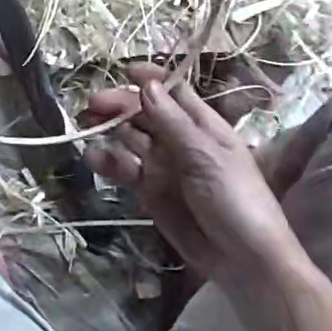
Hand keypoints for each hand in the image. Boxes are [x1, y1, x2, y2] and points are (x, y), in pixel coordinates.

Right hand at [84, 63, 302, 277]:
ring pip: (132, 139)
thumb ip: (173, 122)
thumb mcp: (205, 155)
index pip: (173, 91)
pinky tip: (95, 159)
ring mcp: (164, 166)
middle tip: (92, 106)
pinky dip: (110, 163)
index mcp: (202, 124)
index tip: (124, 71)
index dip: (150, 79)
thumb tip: (147, 84)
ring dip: (111, 131)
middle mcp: (180, 140)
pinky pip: (127, 171)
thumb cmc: (235, 197)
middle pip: (145, 113)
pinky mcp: (152, 193)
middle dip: (120, 106)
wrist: (243, 259)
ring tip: (88, 129)